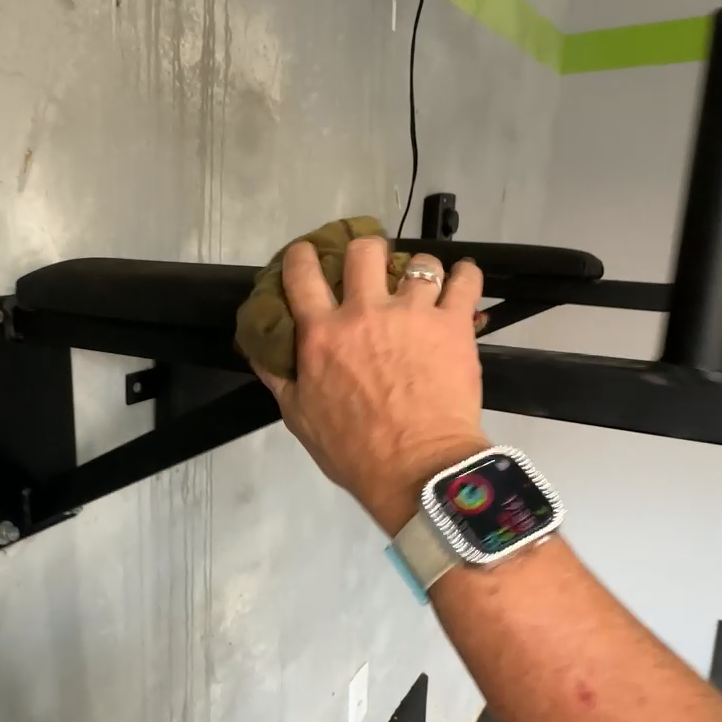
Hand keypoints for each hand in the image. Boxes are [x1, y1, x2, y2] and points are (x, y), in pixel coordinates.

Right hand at [254, 237, 488, 533]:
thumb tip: (256, 349)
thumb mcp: (298, 416)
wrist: (416, 470)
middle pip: (362, 251)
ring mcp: (413, 313)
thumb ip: (277, 376)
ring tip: (422, 286)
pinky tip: (461, 280)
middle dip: (363, 252)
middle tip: (370, 269)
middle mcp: (365, 312)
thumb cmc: (352, 449)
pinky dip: (464, 276)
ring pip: (418, 262)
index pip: (302, 274)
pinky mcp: (454, 324)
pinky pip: (465, 280)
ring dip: (417, 269)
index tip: (306, 255)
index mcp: (322, 333)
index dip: (301, 256)